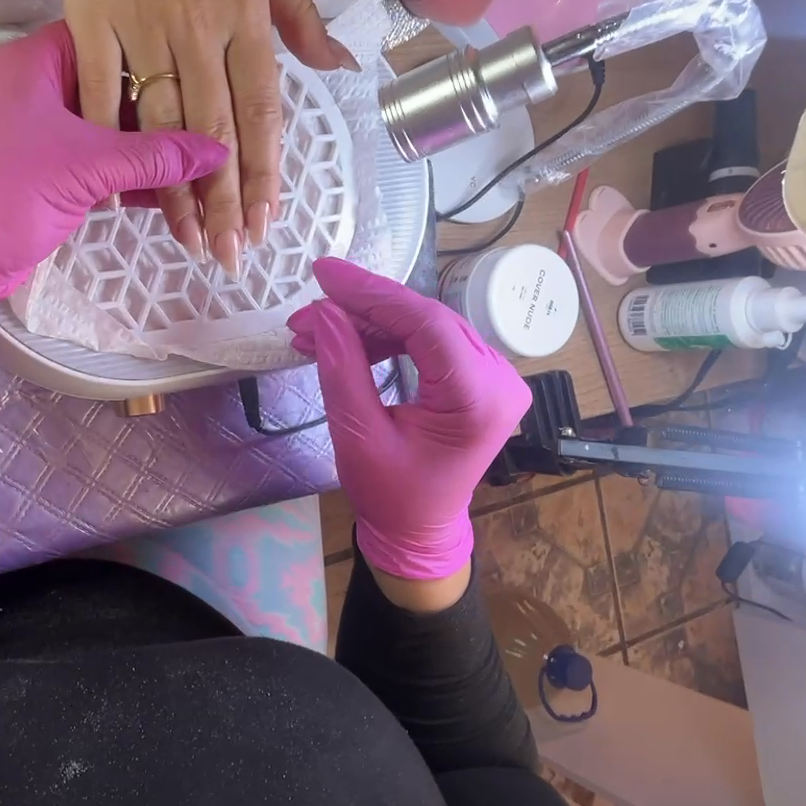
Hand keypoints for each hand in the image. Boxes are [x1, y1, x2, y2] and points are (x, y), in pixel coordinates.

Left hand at [0, 23, 229, 375]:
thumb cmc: (2, 193)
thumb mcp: (85, 167)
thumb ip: (154, 156)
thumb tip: (217, 151)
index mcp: (37, 63)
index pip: (111, 39)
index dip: (161, 54)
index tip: (209, 70)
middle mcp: (40, 90)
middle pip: (117, 91)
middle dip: (166, 117)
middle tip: (219, 128)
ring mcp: (43, 135)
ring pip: (111, 135)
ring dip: (152, 157)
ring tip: (207, 170)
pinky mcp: (47, 176)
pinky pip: (99, 168)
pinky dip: (131, 182)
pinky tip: (176, 197)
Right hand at [37, 0, 356, 278]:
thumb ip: (300, 16)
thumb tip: (342, 65)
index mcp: (242, 10)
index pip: (262, 109)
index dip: (266, 172)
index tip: (267, 221)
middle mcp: (196, 27)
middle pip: (214, 132)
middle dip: (225, 201)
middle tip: (230, 256)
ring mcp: (139, 27)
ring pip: (160, 125)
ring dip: (175, 191)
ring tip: (188, 241)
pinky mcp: (89, 22)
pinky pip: (99, 96)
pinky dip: (108, 145)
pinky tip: (118, 195)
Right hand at [288, 258, 533, 582]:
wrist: (419, 531)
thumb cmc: (391, 495)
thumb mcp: (358, 436)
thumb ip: (343, 370)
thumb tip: (323, 312)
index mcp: (477, 399)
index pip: (425, 325)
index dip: (371, 294)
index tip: (323, 274)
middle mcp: (497, 379)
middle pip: (426, 319)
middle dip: (362, 307)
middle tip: (308, 307)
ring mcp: (491, 377)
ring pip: (423, 325)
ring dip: (367, 322)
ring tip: (314, 329)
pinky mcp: (475, 378)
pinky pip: (427, 341)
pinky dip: (383, 337)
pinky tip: (344, 340)